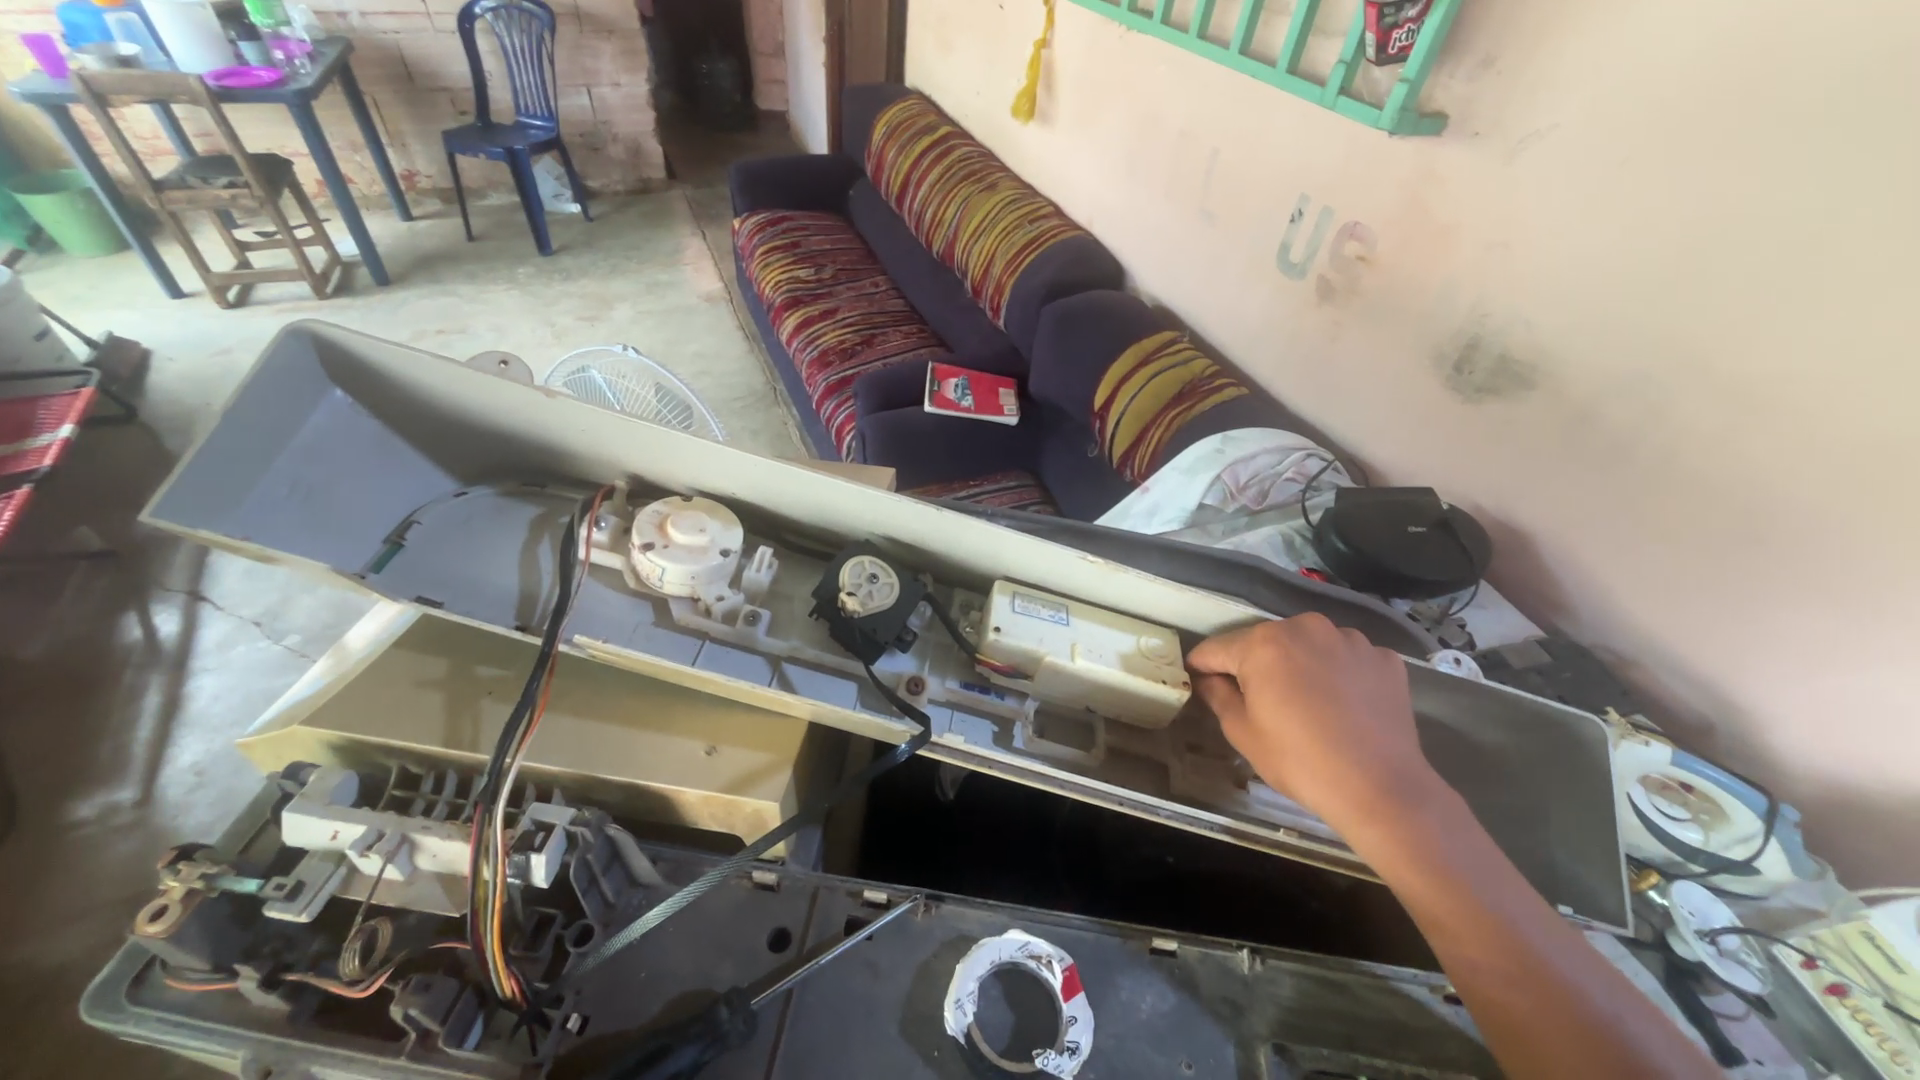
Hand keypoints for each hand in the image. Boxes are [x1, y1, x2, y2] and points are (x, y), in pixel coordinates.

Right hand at [1187, 614, 1443, 830]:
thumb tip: (1208, 679)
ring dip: (1299, 665)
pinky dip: (1338, 674)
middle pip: (1265, 642)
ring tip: (1306, 703)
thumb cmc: (1300, 761)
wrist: (1380, 788)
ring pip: (1308, 646)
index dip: (1203, 667)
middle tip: (1258, 701)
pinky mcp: (1383, 658)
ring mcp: (1350, 640)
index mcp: (1264, 644)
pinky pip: (1346, 659)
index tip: (1199, 681)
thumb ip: (1218, 695)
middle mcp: (1306, 628)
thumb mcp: (1243, 733)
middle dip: (1255, 665)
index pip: (1217, 648)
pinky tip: (1342, 705)